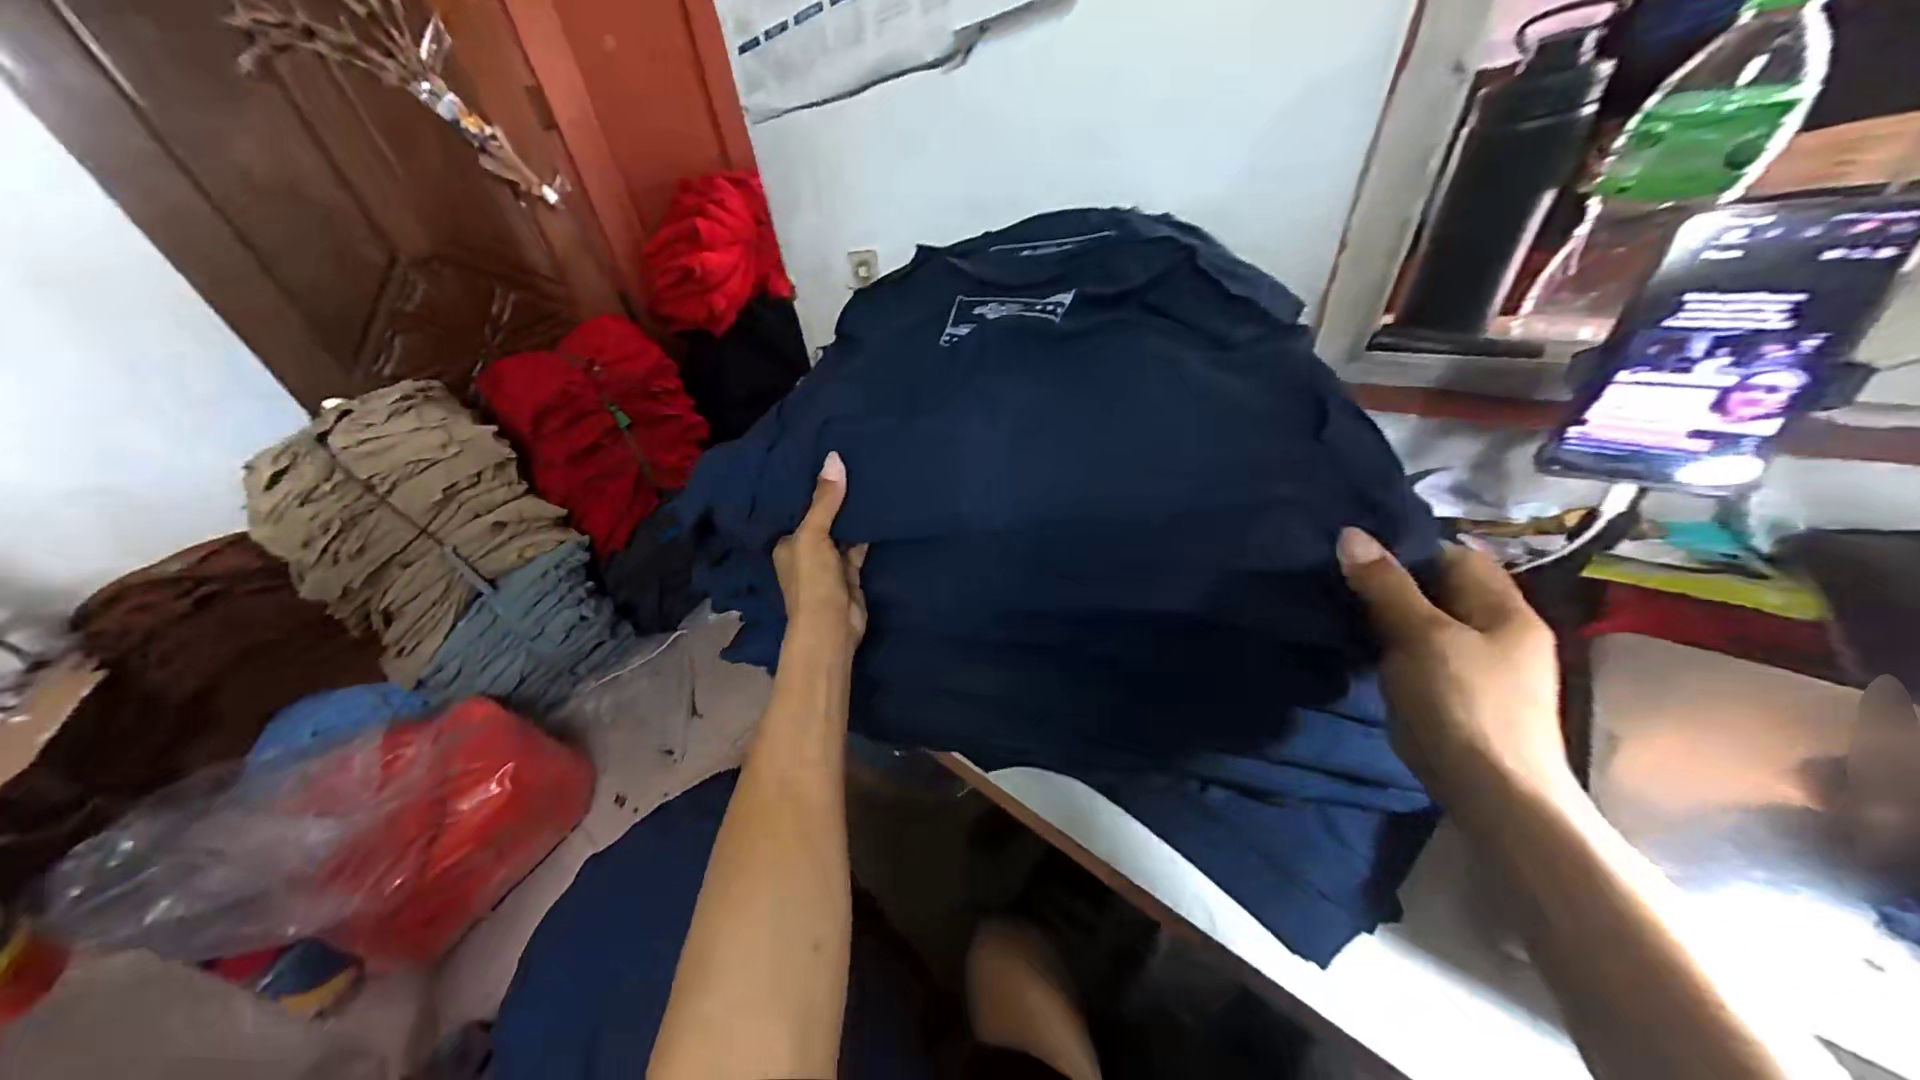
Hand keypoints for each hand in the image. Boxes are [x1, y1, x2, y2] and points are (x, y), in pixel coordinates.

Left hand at [774, 452, 868, 645]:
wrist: (831, 628)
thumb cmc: (813, 580)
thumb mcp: (814, 535)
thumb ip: (825, 500)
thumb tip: (834, 457)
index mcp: (788, 543)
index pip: (801, 509)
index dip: (815, 490)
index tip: (832, 463)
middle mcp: (806, 553)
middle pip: (824, 521)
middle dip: (837, 501)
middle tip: (857, 466)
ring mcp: (829, 566)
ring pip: (843, 534)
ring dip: (854, 517)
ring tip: (871, 482)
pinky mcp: (851, 576)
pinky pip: (859, 549)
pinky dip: (867, 535)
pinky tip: (881, 513)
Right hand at [1335, 528, 1572, 812]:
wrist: (1493, 795)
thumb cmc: (1461, 704)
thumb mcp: (1419, 637)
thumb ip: (1385, 585)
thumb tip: (1350, 534)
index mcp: (1507, 611)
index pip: (1457, 557)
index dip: (1410, 550)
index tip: (1358, 555)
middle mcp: (1503, 635)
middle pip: (1443, 592)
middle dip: (1395, 585)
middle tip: (1342, 582)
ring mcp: (1484, 670)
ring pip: (1430, 627)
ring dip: (1392, 620)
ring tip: (1344, 614)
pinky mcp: (1462, 699)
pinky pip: (1424, 657)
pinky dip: (1396, 651)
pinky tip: (1366, 655)